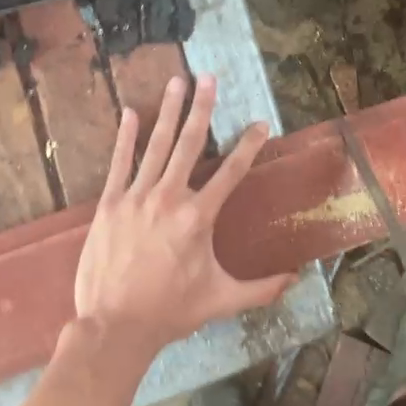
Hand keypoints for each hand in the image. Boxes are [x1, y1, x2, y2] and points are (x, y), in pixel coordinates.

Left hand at [72, 75, 295, 358]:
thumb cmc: (171, 313)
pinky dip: (126, 138)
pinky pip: (119, 164)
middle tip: (209, 78)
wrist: (115, 327)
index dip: (248, 146)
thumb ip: (260, 289)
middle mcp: (170, 199)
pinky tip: (130, 113)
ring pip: (157, 146)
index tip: (260, 124)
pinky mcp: (109, 205)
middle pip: (190, 144)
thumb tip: (296, 280)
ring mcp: (136, 198)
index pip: (231, 172)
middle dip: (202, 108)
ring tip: (177, 82)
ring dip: (168, 111)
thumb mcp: (221, 301)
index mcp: (199, 219)